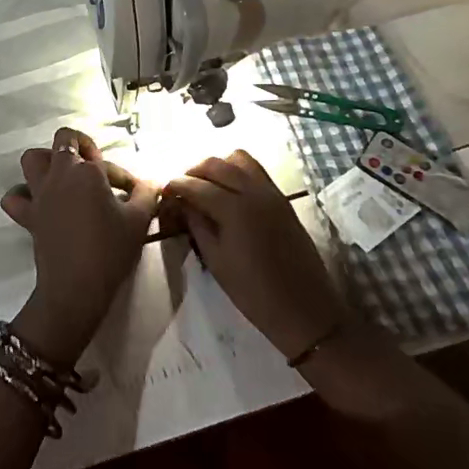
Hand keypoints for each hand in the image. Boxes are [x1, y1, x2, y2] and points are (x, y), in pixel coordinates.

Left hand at [1, 128, 155, 363]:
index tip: (133, 192)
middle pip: (64, 140)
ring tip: (65, 176)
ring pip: (33, 159)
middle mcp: (60, 175)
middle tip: (95, 168)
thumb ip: (146, 195)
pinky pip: (15, 197)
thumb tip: (151, 183)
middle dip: (80, 146)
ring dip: (47, 161)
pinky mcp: (28, 214)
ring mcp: (40, 194)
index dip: (123, 176)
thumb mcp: (139, 221)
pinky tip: (38, 201)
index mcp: (88, 173)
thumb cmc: (110, 251)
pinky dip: (22, 194)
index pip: (107, 163)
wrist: (76, 287)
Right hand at [164, 151, 344, 359]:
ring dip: (218, 166)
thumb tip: (182, 204)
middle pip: (216, 164)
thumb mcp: (216, 261)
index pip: (197, 185)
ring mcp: (271, 192)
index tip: (164, 191)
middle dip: (193, 171)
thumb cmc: (254, 293)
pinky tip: (229, 191)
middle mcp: (253, 192)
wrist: (304, 309)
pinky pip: (256, 170)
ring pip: (238, 159)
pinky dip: (238, 170)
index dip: (176, 185)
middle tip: (182, 188)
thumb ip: (197, 225)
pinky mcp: (283, 199)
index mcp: (234, 209)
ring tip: (206, 185)